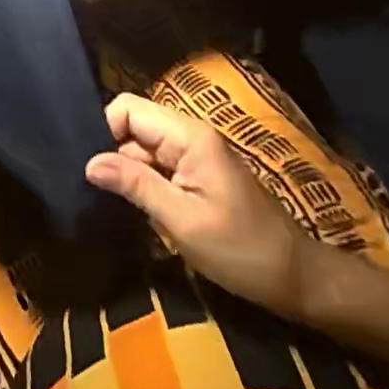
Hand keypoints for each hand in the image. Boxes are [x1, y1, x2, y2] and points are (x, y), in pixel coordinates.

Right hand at [85, 93, 322, 318]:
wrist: (299, 280)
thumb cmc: (243, 250)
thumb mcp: (184, 222)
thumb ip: (136, 186)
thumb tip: (89, 163)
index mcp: (189, 136)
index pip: (128, 108)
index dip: (105, 131)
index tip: (96, 169)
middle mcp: (188, 134)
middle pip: (132, 124)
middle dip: (111, 152)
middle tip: (100, 190)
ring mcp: (192, 153)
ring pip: (140, 145)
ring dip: (124, 170)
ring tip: (112, 201)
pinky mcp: (194, 172)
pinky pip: (154, 163)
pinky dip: (140, 181)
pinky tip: (134, 205)